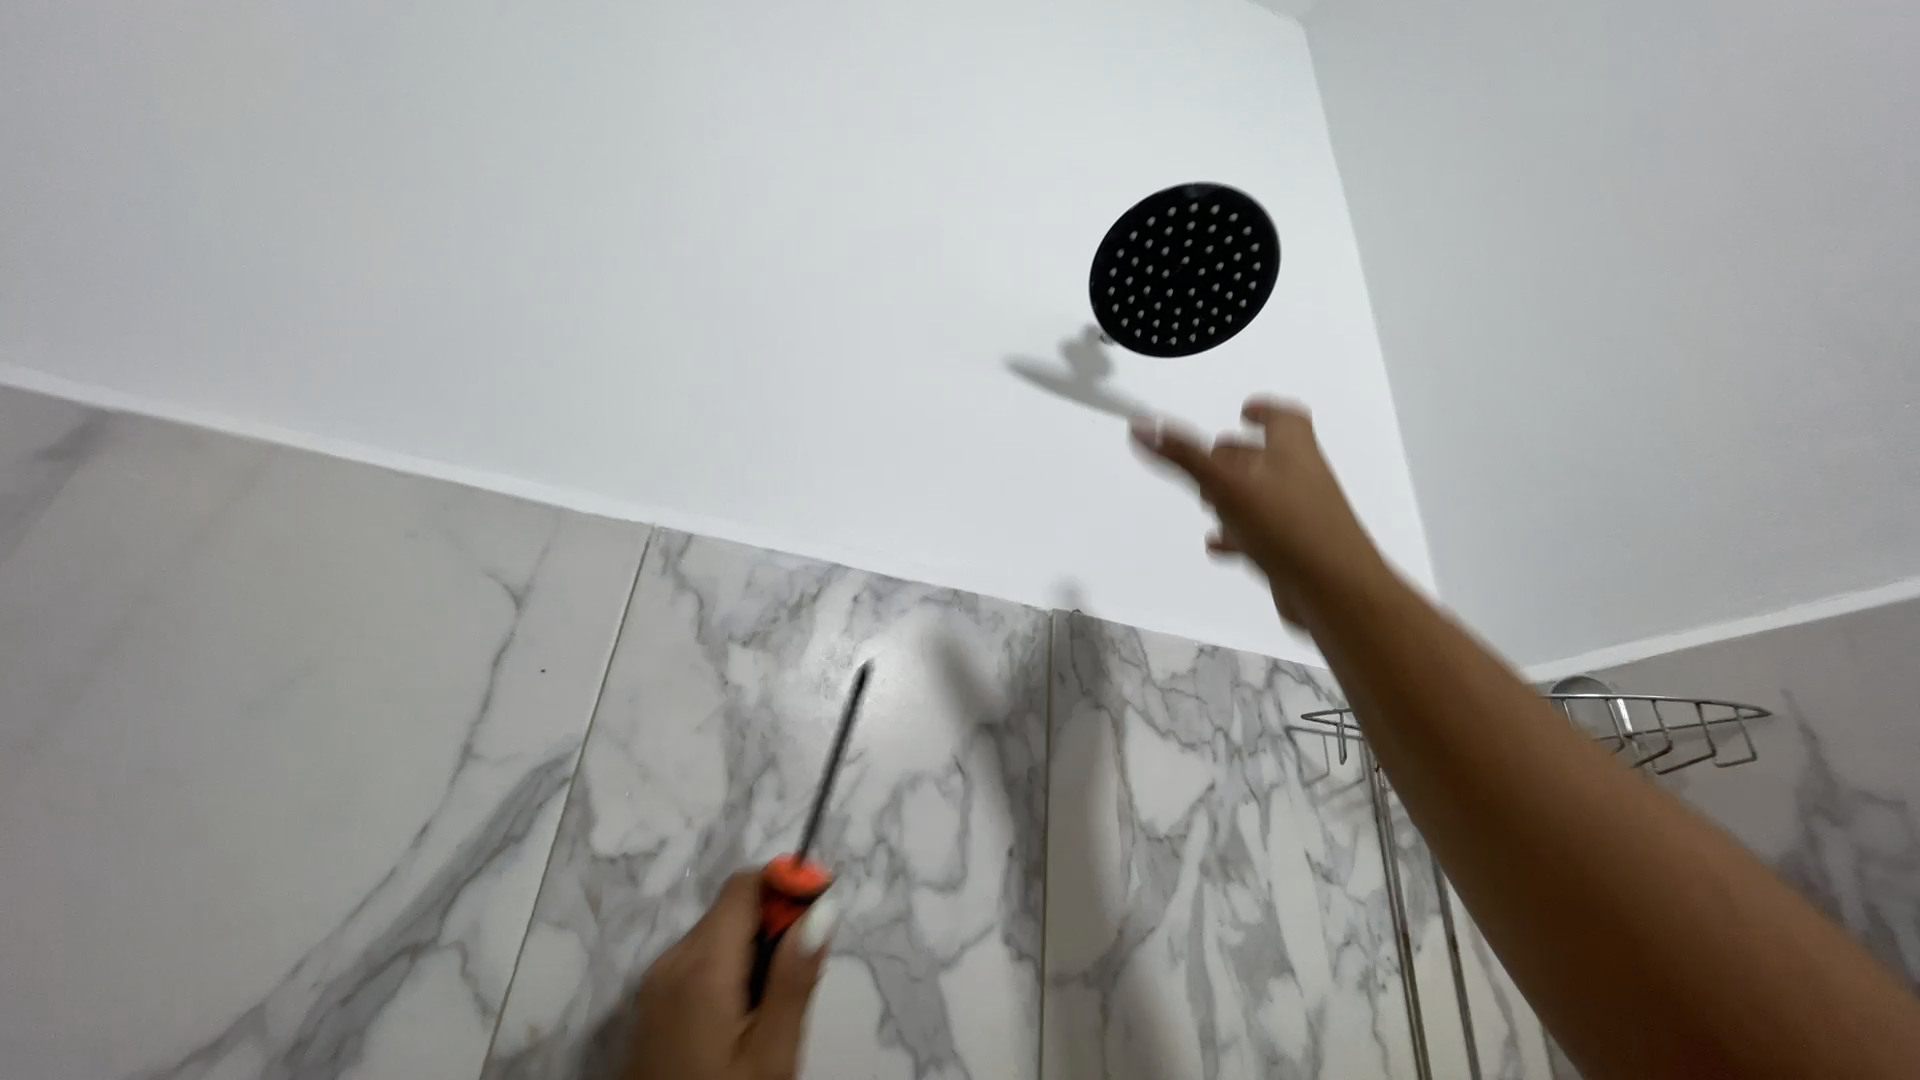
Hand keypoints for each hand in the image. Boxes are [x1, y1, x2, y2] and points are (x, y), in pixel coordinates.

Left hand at [626, 870, 836, 1079]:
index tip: (819, 918)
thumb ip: (795, 977)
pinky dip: (730, 973)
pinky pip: (700, 963)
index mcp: (701, 964)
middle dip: (775, 928)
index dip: (786, 887)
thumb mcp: (772, 1054)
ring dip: (755, 953)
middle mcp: (671, 960)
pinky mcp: (652, 1005)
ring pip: (720, 935)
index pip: (746, 884)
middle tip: (797, 984)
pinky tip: (740, 1025)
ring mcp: (656, 984)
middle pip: (734, 909)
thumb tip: (822, 908)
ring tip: (769, 1015)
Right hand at [1130, 397, 1386, 627]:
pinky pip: (1263, 535)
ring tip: (1206, 502)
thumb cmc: (1285, 526)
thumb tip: (1140, 424)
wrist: (1335, 591)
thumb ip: (1184, 456)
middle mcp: (1300, 478)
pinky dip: (1238, 534)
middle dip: (1237, 458)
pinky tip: (1216, 544)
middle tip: (1207, 461)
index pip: (1284, 419)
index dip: (1265, 411)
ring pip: (1263, 497)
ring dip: (1234, 497)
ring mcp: (1301, 516)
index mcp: (1292, 452)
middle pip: (1268, 458)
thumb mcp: (1226, 485)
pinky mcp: (1296, 551)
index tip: (1244, 411)